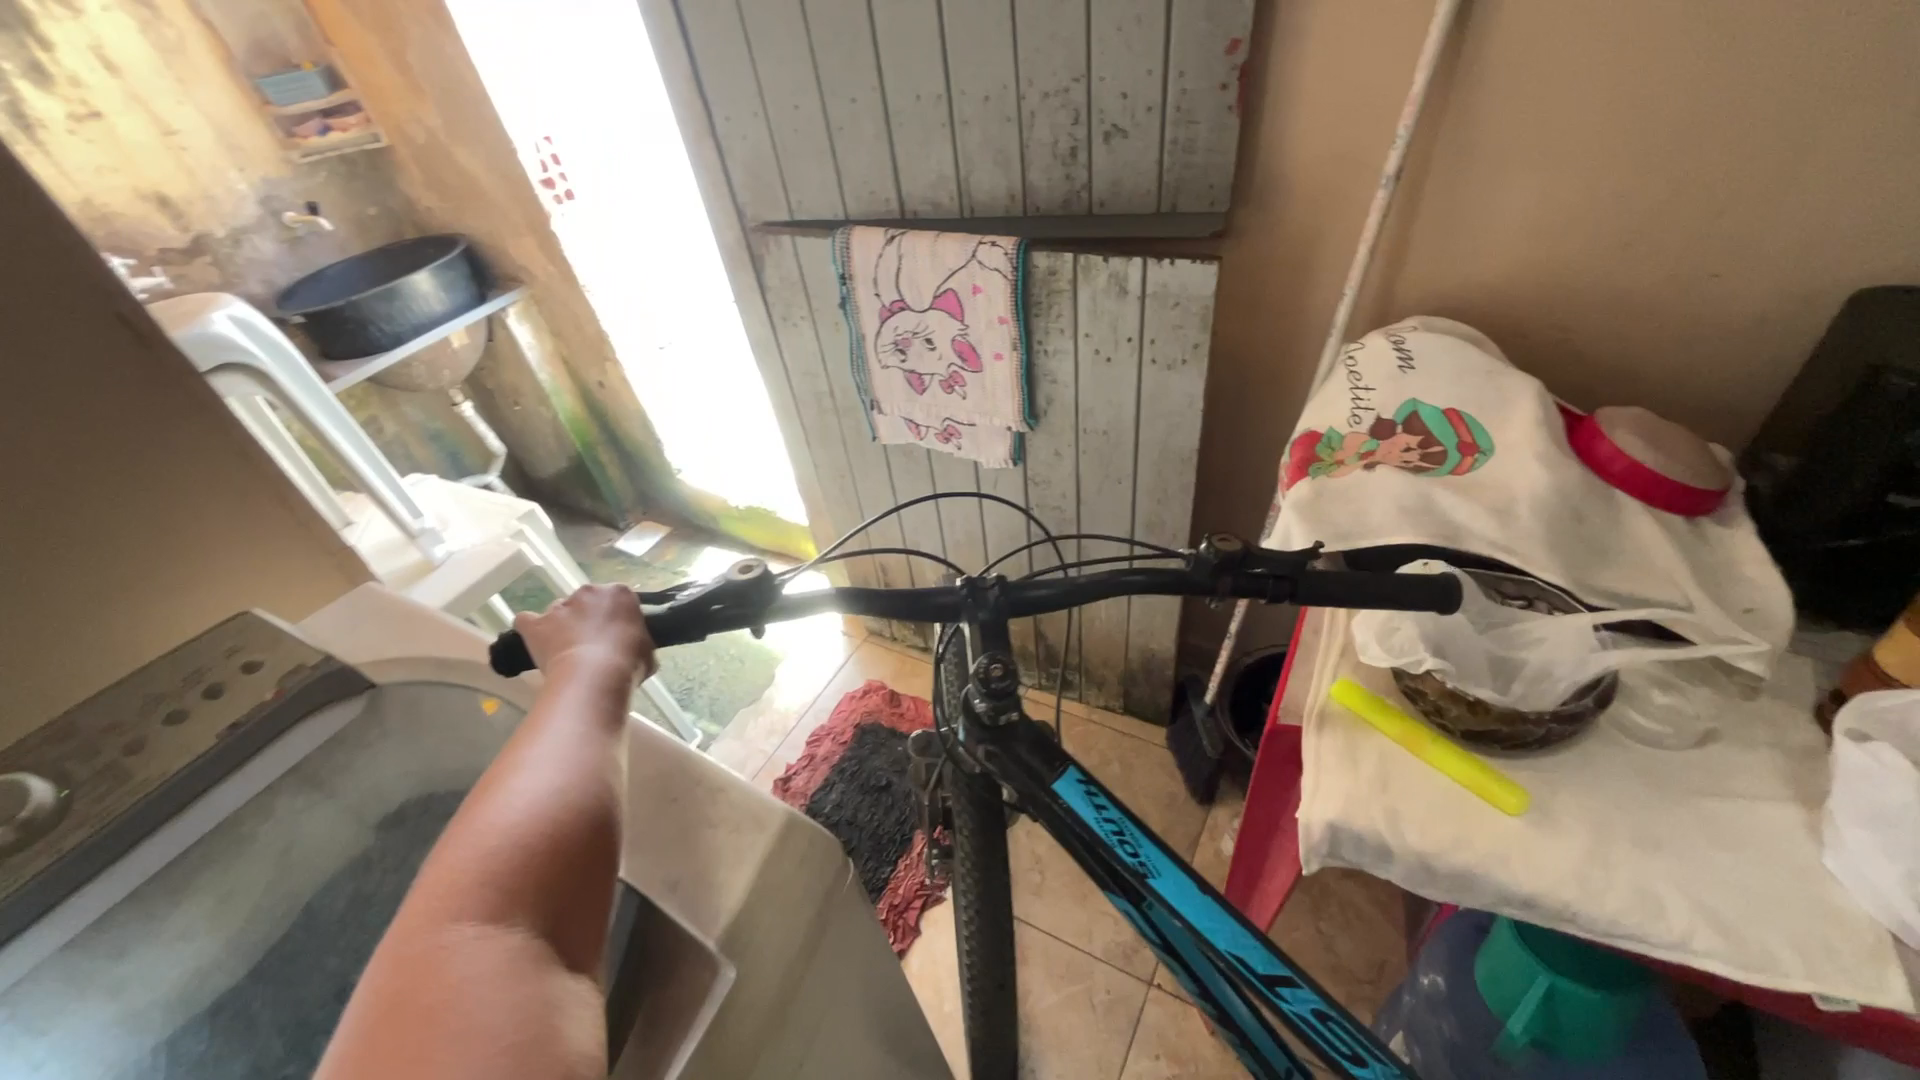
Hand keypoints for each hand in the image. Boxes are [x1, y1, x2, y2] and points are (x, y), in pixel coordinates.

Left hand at [512, 584, 656, 682]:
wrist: (595, 677)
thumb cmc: (629, 662)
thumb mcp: (647, 651)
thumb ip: (638, 641)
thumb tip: (633, 650)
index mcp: (620, 593)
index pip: (618, 599)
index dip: (617, 617)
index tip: (618, 635)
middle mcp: (589, 592)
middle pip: (586, 601)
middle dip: (588, 618)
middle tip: (593, 643)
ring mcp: (559, 606)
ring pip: (559, 611)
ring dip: (561, 626)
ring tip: (565, 650)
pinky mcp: (535, 624)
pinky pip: (527, 621)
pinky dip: (531, 630)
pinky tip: (537, 643)